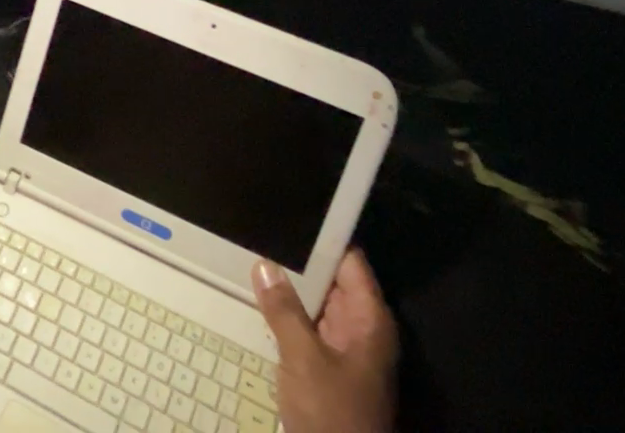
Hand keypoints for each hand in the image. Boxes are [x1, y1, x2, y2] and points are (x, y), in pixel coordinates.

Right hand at [252, 249, 398, 432]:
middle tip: (261, 231)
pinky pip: (309, 328)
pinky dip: (289, 314)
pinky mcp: (329, 369)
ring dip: (291, 288)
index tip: (289, 213)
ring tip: (255, 257)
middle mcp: (362, 329)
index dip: (323, 237)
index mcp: (369, 320)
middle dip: (299, 261)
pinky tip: (261, 299)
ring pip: (318, 305)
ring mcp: (346, 350)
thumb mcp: (304, 360)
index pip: (350, 261)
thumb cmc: (333, 417)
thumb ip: (283, 310)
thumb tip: (264, 265)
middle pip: (332, 280)